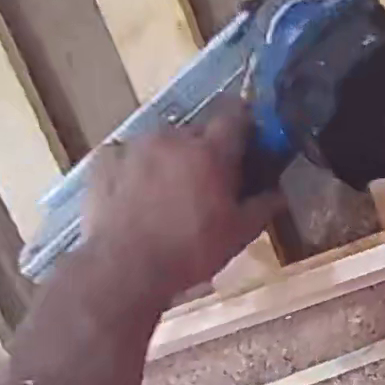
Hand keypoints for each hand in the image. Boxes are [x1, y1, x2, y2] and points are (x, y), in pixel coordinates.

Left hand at [79, 102, 282, 305]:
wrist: (127, 265)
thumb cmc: (194, 248)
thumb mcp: (242, 232)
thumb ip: (263, 206)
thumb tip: (280, 193)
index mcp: (209, 152)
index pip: (234, 118)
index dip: (247, 122)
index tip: (255, 135)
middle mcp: (170, 139)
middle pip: (199, 131)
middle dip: (211, 149)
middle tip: (219, 177)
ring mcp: (133, 146)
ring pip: (165, 142)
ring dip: (178, 158)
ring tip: (181, 189)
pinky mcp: (104, 161)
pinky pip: (134, 156)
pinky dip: (145, 168)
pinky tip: (147, 194)